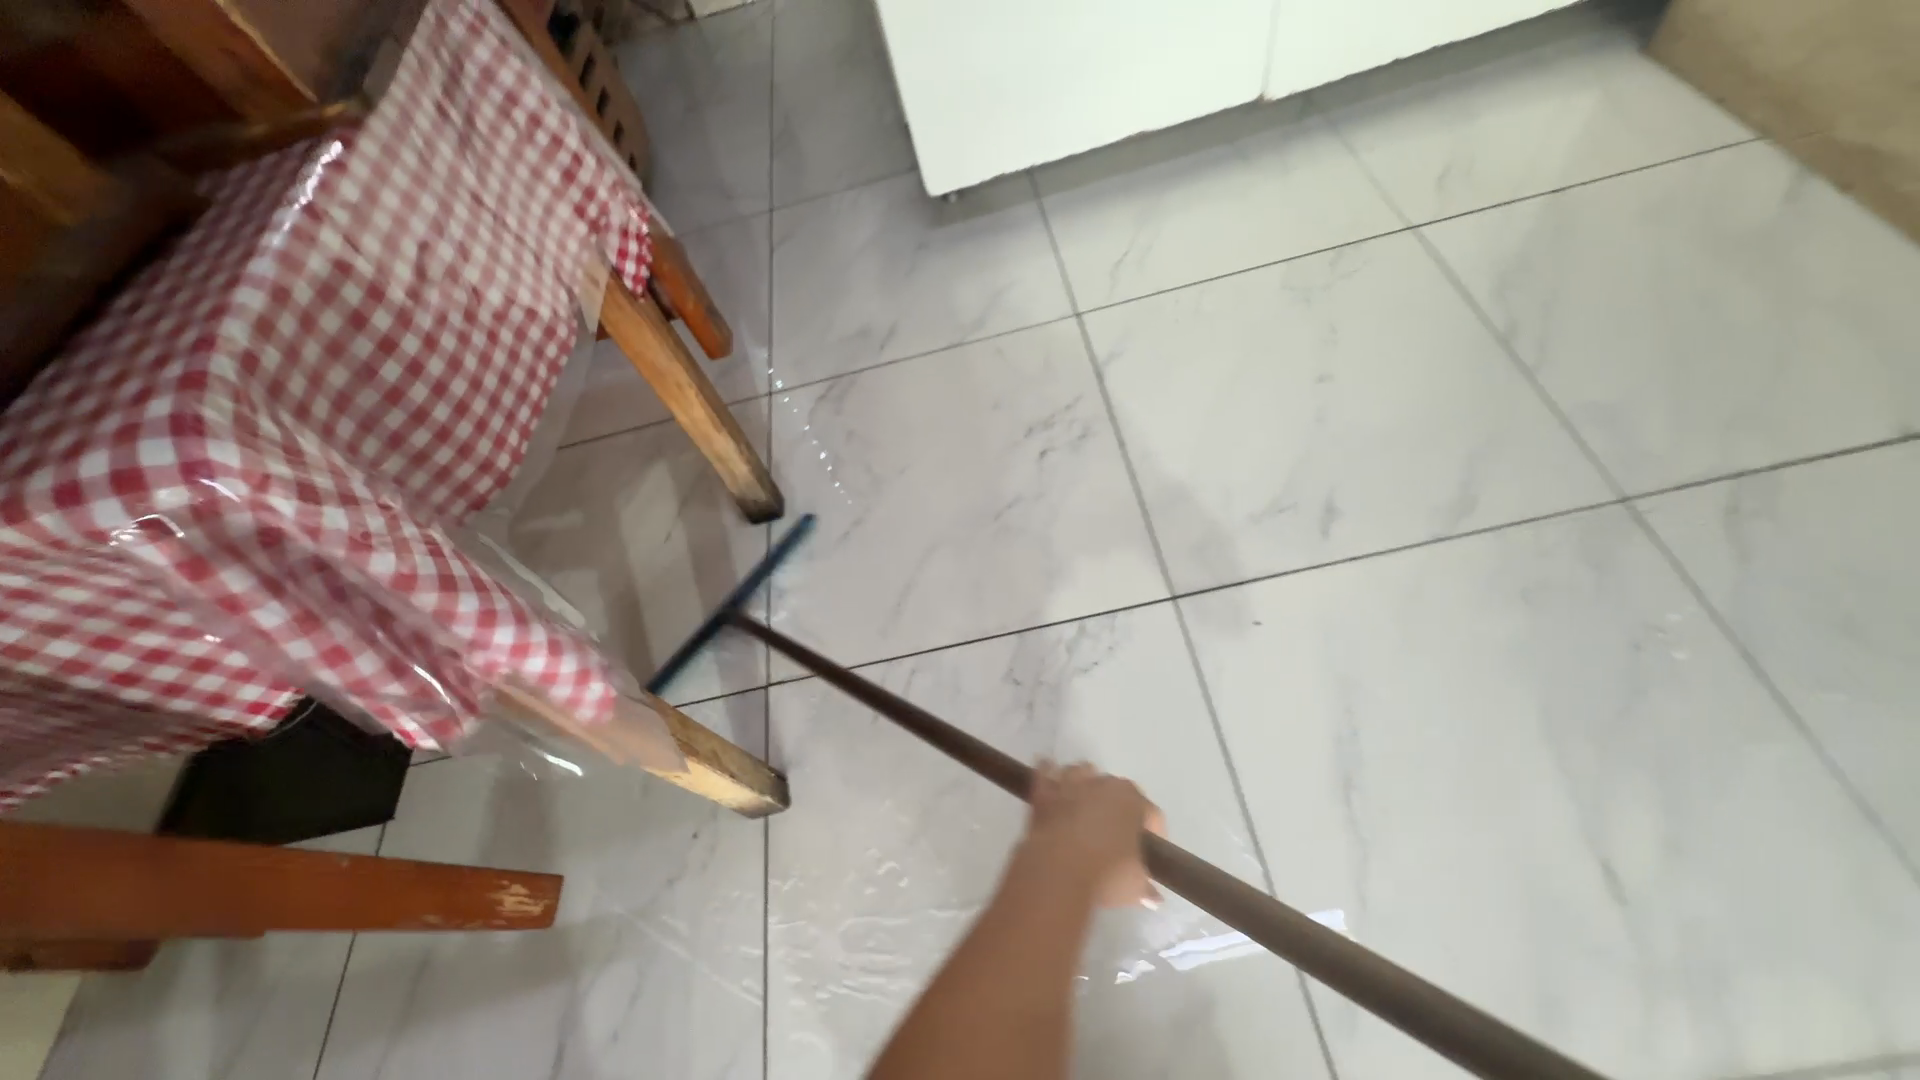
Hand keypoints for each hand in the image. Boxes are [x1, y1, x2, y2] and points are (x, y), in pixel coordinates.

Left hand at [1022, 762, 1163, 908]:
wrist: (1056, 871)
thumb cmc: (1104, 875)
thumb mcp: (1133, 886)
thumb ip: (1144, 887)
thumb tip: (1153, 898)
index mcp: (1132, 801)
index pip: (1152, 813)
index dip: (1153, 832)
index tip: (1150, 852)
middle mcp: (1103, 784)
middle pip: (1117, 790)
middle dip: (1119, 807)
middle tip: (1117, 834)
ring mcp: (1071, 785)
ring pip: (1082, 773)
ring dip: (1086, 784)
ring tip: (1085, 803)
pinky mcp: (1043, 792)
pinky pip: (1046, 773)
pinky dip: (1047, 771)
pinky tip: (1048, 771)